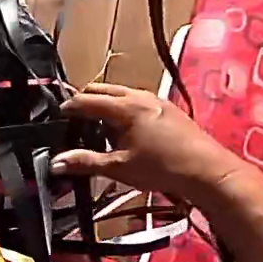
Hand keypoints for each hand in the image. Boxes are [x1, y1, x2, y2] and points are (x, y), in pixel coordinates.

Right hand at [53, 82, 260, 206]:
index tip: (58, 117)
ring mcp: (156, 101)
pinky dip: (122, 109)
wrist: (207, 171)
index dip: (69, 107)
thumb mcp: (118, 167)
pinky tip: (122, 130)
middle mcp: (140, 97)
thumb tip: (56, 163)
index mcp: (125, 107)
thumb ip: (85, 162)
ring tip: (96, 126)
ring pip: (121, 93)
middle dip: (85, 100)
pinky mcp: (168, 110)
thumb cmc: (162, 168)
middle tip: (73, 119)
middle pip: (103, 89)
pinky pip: (137, 101)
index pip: (87, 99)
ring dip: (105, 104)